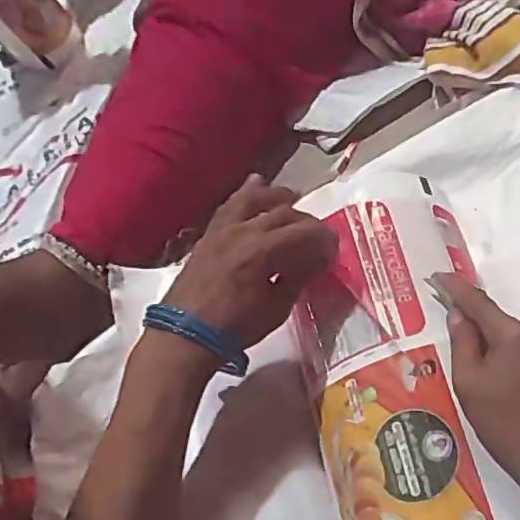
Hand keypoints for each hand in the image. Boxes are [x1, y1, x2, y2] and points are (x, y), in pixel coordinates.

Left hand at [162, 177, 337, 356]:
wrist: (186, 335)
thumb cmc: (234, 329)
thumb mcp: (276, 309)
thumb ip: (297, 278)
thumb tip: (315, 260)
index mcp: (261, 252)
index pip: (303, 232)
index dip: (324, 238)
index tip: (333, 249)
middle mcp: (242, 231)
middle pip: (284, 214)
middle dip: (307, 222)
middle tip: (319, 238)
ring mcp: (222, 229)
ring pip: (254, 199)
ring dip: (278, 197)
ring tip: (292, 199)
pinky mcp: (209, 234)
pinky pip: (230, 205)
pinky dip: (246, 194)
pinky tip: (256, 184)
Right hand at [436, 273, 519, 505]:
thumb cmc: (502, 421)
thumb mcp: (469, 382)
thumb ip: (462, 343)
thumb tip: (459, 316)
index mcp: (513, 334)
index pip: (478, 302)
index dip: (455, 288)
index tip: (437, 278)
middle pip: (495, 322)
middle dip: (472, 325)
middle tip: (449, 338)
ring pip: (509, 339)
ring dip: (490, 346)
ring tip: (472, 373)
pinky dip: (505, 359)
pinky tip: (496, 383)